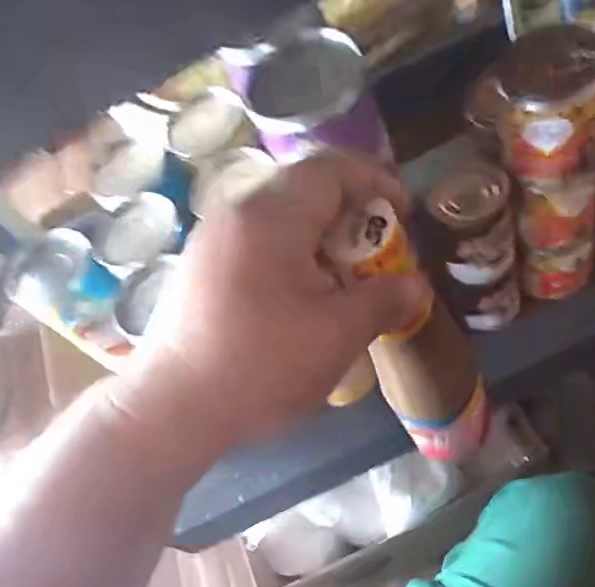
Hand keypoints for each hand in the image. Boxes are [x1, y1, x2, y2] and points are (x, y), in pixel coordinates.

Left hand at [109, 152, 433, 450]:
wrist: (176, 409)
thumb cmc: (263, 366)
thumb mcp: (337, 336)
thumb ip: (384, 301)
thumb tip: (417, 286)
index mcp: (271, 215)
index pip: (332, 169)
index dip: (377, 182)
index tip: (405, 214)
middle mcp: (235, 214)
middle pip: (305, 195)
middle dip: (352, 222)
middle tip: (379, 262)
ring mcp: (211, 243)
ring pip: (281, 226)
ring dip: (322, 249)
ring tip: (345, 292)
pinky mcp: (200, 274)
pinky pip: (257, 251)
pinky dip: (292, 265)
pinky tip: (301, 310)